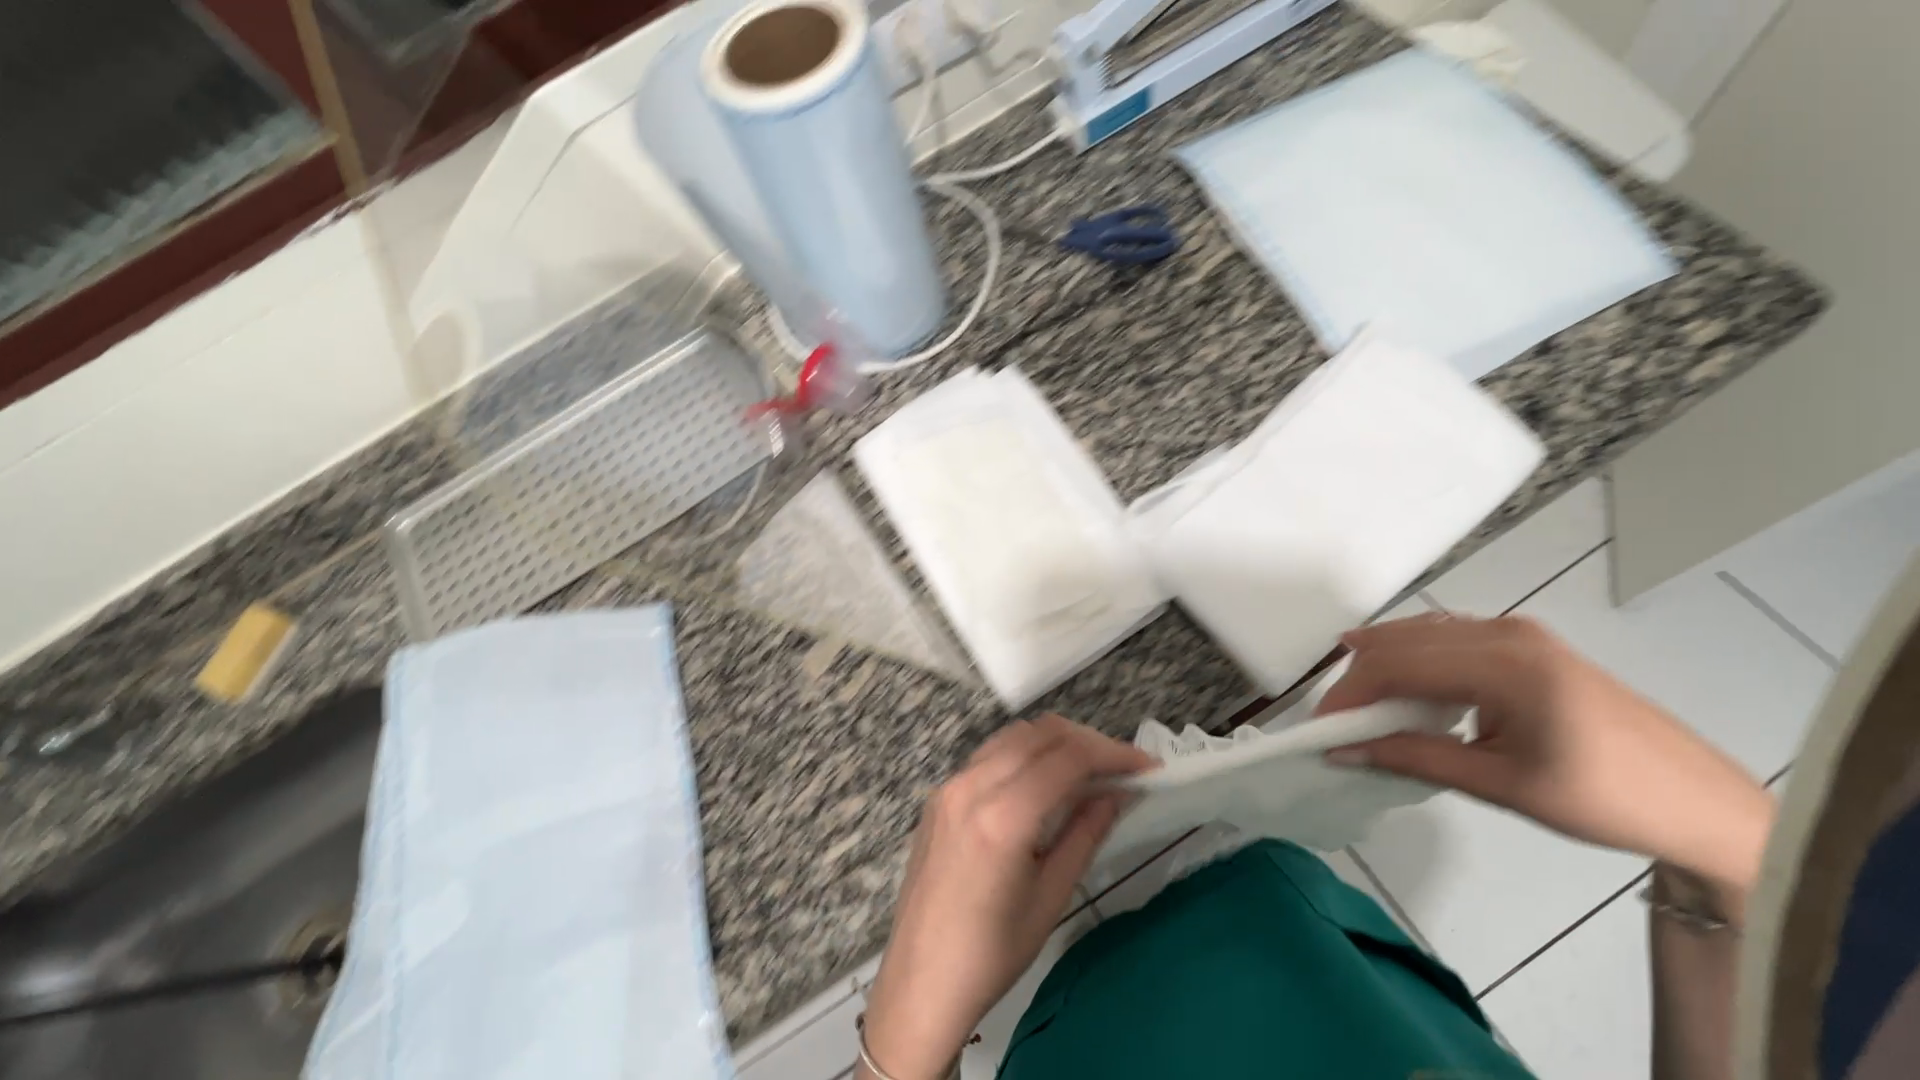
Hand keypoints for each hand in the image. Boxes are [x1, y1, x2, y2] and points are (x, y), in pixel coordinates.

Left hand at [859, 714, 1151, 1079]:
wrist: (921, 982)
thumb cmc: (992, 953)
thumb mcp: (1050, 896)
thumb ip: (1085, 833)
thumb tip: (1116, 793)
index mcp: (1002, 816)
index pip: (1068, 758)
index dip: (1113, 754)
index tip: (1147, 767)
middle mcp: (971, 787)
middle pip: (1040, 735)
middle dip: (1087, 742)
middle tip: (1122, 768)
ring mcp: (949, 788)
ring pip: (1012, 738)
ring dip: (1055, 743)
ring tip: (1089, 771)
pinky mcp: (938, 798)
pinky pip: (988, 756)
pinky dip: (1023, 755)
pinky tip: (1044, 782)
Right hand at [1319, 614, 1773, 910]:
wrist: (1701, 804)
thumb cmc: (1605, 800)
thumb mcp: (1502, 785)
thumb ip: (1417, 758)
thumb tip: (1346, 751)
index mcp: (1508, 666)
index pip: (1401, 665)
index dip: (1352, 694)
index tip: (1321, 729)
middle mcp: (1510, 634)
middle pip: (1408, 641)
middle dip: (1361, 676)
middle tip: (1333, 719)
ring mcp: (1523, 634)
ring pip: (1428, 632)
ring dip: (1386, 660)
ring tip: (1355, 699)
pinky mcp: (1531, 644)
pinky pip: (1453, 636)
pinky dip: (1417, 656)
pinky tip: (1402, 680)